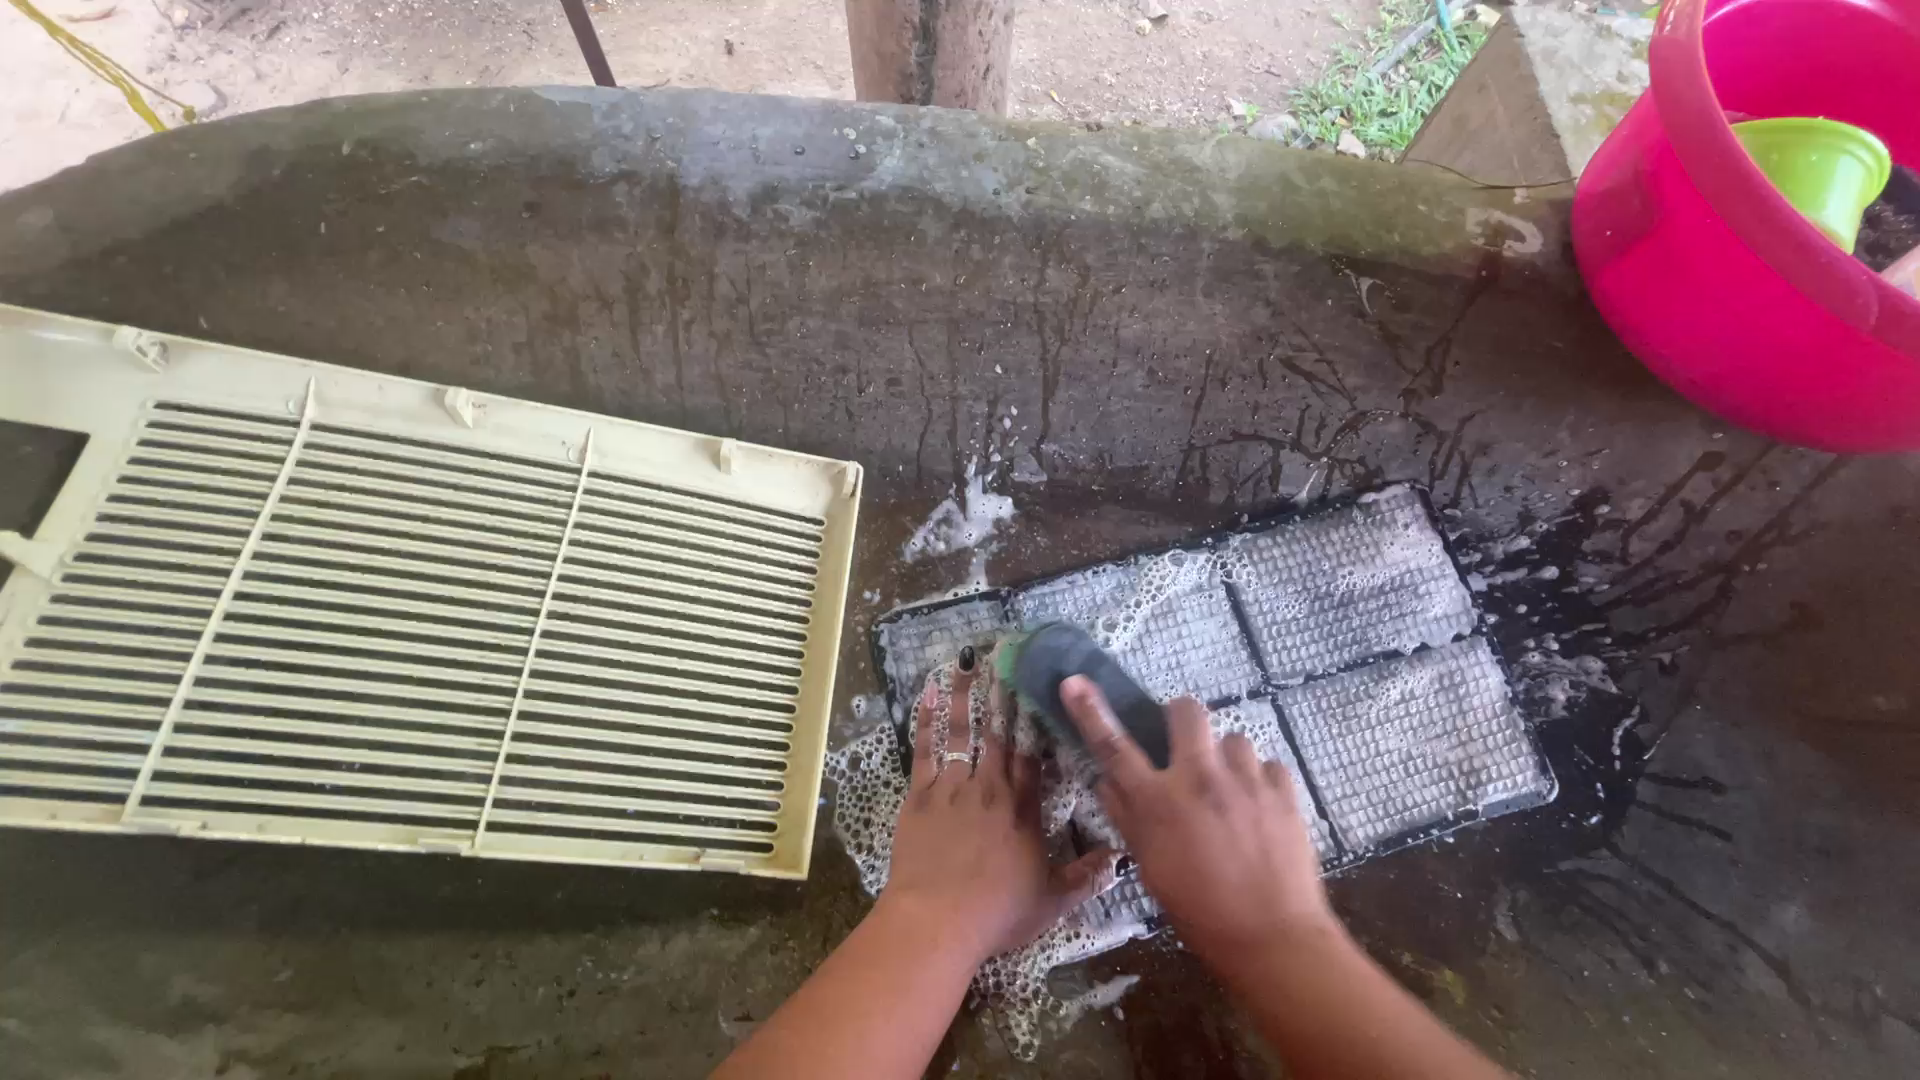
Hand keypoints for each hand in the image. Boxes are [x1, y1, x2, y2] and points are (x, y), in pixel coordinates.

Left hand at [880, 662, 1118, 965]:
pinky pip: (924, 749)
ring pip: (963, 732)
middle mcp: (991, 789)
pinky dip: (926, 719)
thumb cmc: (996, 914)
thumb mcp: (1052, 901)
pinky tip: (928, 692)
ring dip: (966, 695)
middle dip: (1005, 696)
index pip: (1034, 759)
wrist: (937, 920)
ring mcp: (953, 788)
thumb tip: (1121, 857)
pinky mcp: (921, 794)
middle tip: (1007, 660)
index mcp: (1023, 811)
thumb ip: (1086, 877)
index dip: (1038, 725)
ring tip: (968, 660)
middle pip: (1001, 735)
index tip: (1040, 692)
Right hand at [1059, 676, 1339, 981]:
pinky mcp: (1284, 792)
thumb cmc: (1198, 908)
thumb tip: (1105, 779)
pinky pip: (1268, 764)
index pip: (1114, 745)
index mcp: (1159, 801)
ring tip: (1230, 789)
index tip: (1074, 681)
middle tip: (1185, 746)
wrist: (1272, 939)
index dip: (1091, 710)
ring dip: (1226, 757)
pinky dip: (1260, 779)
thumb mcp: (1150, 865)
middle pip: (1186, 711)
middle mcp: (1200, 778)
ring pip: (1233, 738)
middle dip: (1181, 717)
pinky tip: (1259, 807)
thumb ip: (1126, 815)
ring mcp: (1246, 781)